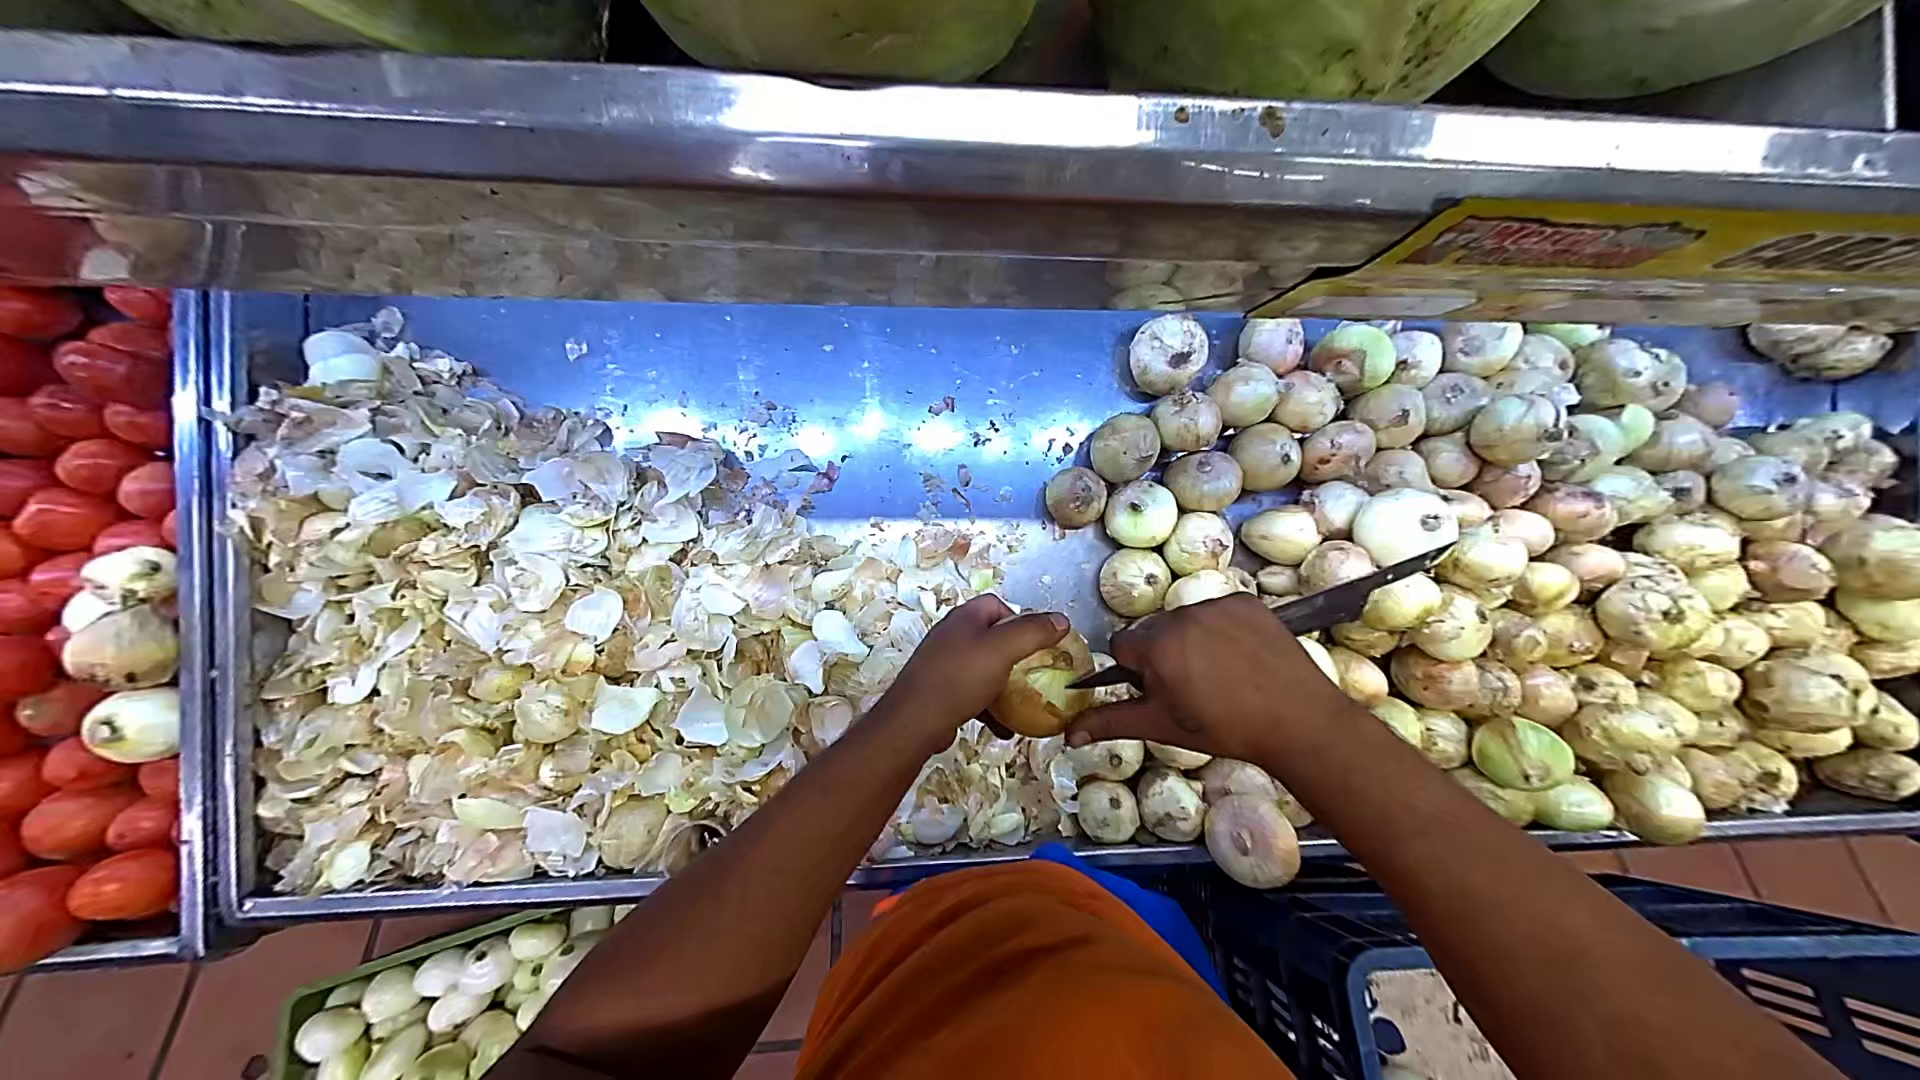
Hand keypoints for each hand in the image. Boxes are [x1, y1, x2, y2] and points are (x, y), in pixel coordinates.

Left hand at [877, 594, 1069, 750]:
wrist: (916, 720)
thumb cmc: (959, 678)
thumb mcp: (1003, 650)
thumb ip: (1033, 632)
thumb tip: (1061, 620)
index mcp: (965, 617)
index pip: (997, 605)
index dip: (1020, 619)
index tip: (1035, 643)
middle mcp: (952, 635)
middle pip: (992, 637)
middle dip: (1014, 655)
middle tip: (1032, 673)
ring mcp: (943, 663)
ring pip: (983, 667)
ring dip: (1004, 684)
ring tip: (1022, 702)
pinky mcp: (941, 690)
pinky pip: (973, 692)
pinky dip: (990, 706)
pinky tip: (1003, 726)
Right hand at [1067, 592, 1349, 761]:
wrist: (1299, 722)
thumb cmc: (1225, 728)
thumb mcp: (1161, 726)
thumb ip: (1110, 721)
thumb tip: (1068, 734)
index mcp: (1155, 645)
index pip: (1122, 646)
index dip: (1138, 672)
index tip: (1163, 691)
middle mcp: (1181, 616)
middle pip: (1154, 631)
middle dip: (1164, 654)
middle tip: (1193, 688)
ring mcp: (1216, 605)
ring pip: (1186, 621)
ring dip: (1192, 640)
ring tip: (1222, 674)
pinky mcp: (1246, 602)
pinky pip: (1218, 611)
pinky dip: (1223, 629)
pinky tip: (1241, 656)